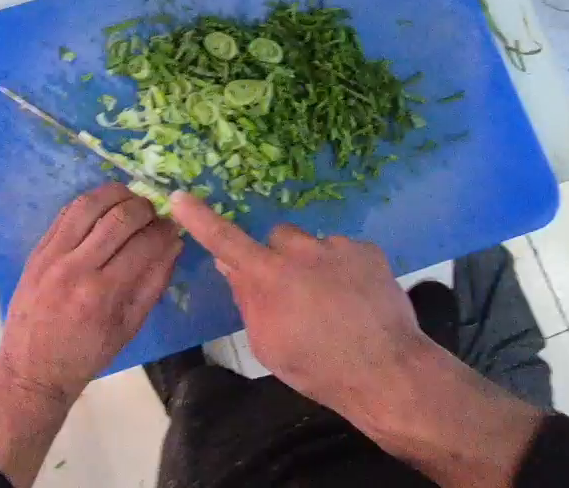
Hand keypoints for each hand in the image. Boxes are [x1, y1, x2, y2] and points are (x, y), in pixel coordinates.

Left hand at [0, 184, 180, 486]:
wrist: (31, 369)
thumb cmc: (86, 355)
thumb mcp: (129, 328)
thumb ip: (154, 282)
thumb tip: (174, 242)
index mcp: (102, 294)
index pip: (144, 245)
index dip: (165, 230)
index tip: (174, 227)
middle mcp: (76, 268)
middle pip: (120, 218)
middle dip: (145, 209)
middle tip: (155, 213)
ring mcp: (53, 255)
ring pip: (90, 205)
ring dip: (118, 195)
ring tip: (132, 201)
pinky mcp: (38, 249)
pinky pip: (67, 212)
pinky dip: (91, 202)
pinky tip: (105, 206)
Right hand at [169, 191, 544, 487]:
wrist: (387, 372)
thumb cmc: (318, 368)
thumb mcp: (269, 345)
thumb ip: (247, 300)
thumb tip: (230, 266)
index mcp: (270, 278)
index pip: (226, 242)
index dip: (201, 220)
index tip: (180, 197)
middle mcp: (301, 251)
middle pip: (277, 239)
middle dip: (279, 258)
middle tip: (294, 294)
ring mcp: (337, 246)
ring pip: (312, 245)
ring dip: (314, 265)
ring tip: (333, 303)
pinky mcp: (367, 249)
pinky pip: (343, 251)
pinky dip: (345, 271)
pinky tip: (357, 300)